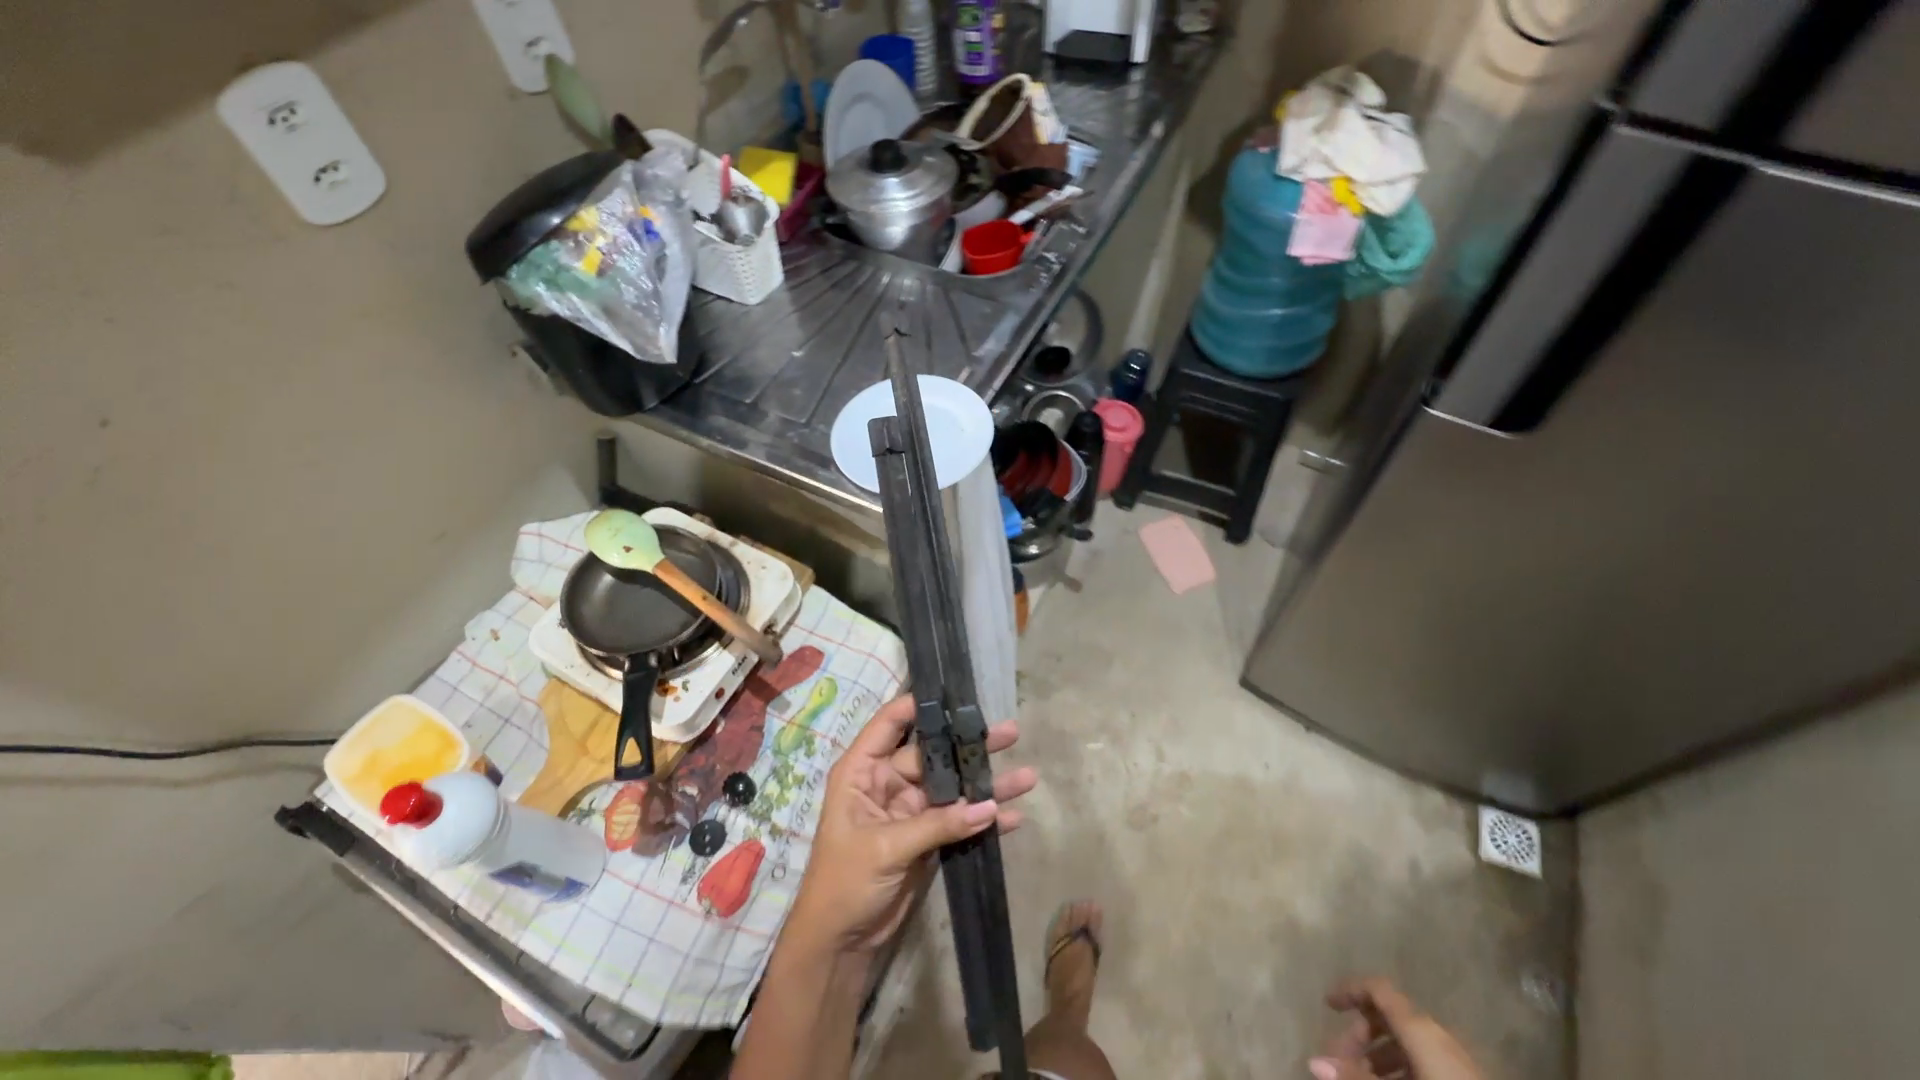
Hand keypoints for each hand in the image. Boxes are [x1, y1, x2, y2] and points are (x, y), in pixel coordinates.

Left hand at [787, 694, 1037, 952]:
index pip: (890, 724)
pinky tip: (1014, 817)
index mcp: (861, 772)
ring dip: (986, 784)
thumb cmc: (845, 882)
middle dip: (969, 747)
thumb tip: (989, 806)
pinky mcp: (927, 840)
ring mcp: (910, 812)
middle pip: (933, 755)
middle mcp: (887, 784)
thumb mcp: (886, 847)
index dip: (919, 706)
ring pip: (953, 789)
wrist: (841, 941)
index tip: (955, 694)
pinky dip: (984, 821)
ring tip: (1027, 776)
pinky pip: (960, 822)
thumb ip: (937, 824)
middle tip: (1010, 732)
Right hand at [1310, 978, 1484, 1079]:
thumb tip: (1314, 1062)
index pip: (1378, 989)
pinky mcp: (1459, 1075)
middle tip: (1337, 1063)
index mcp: (1419, 1028)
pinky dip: (1397, 1070)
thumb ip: (1354, 1076)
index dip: (1350, 990)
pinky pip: (1421, 1061)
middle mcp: (1435, 1034)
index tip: (1327, 1006)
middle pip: (1387, 1018)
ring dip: (1375, 1057)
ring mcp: (1451, 1056)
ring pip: (1403, 1044)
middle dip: (1358, 1037)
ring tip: (1357, 1079)